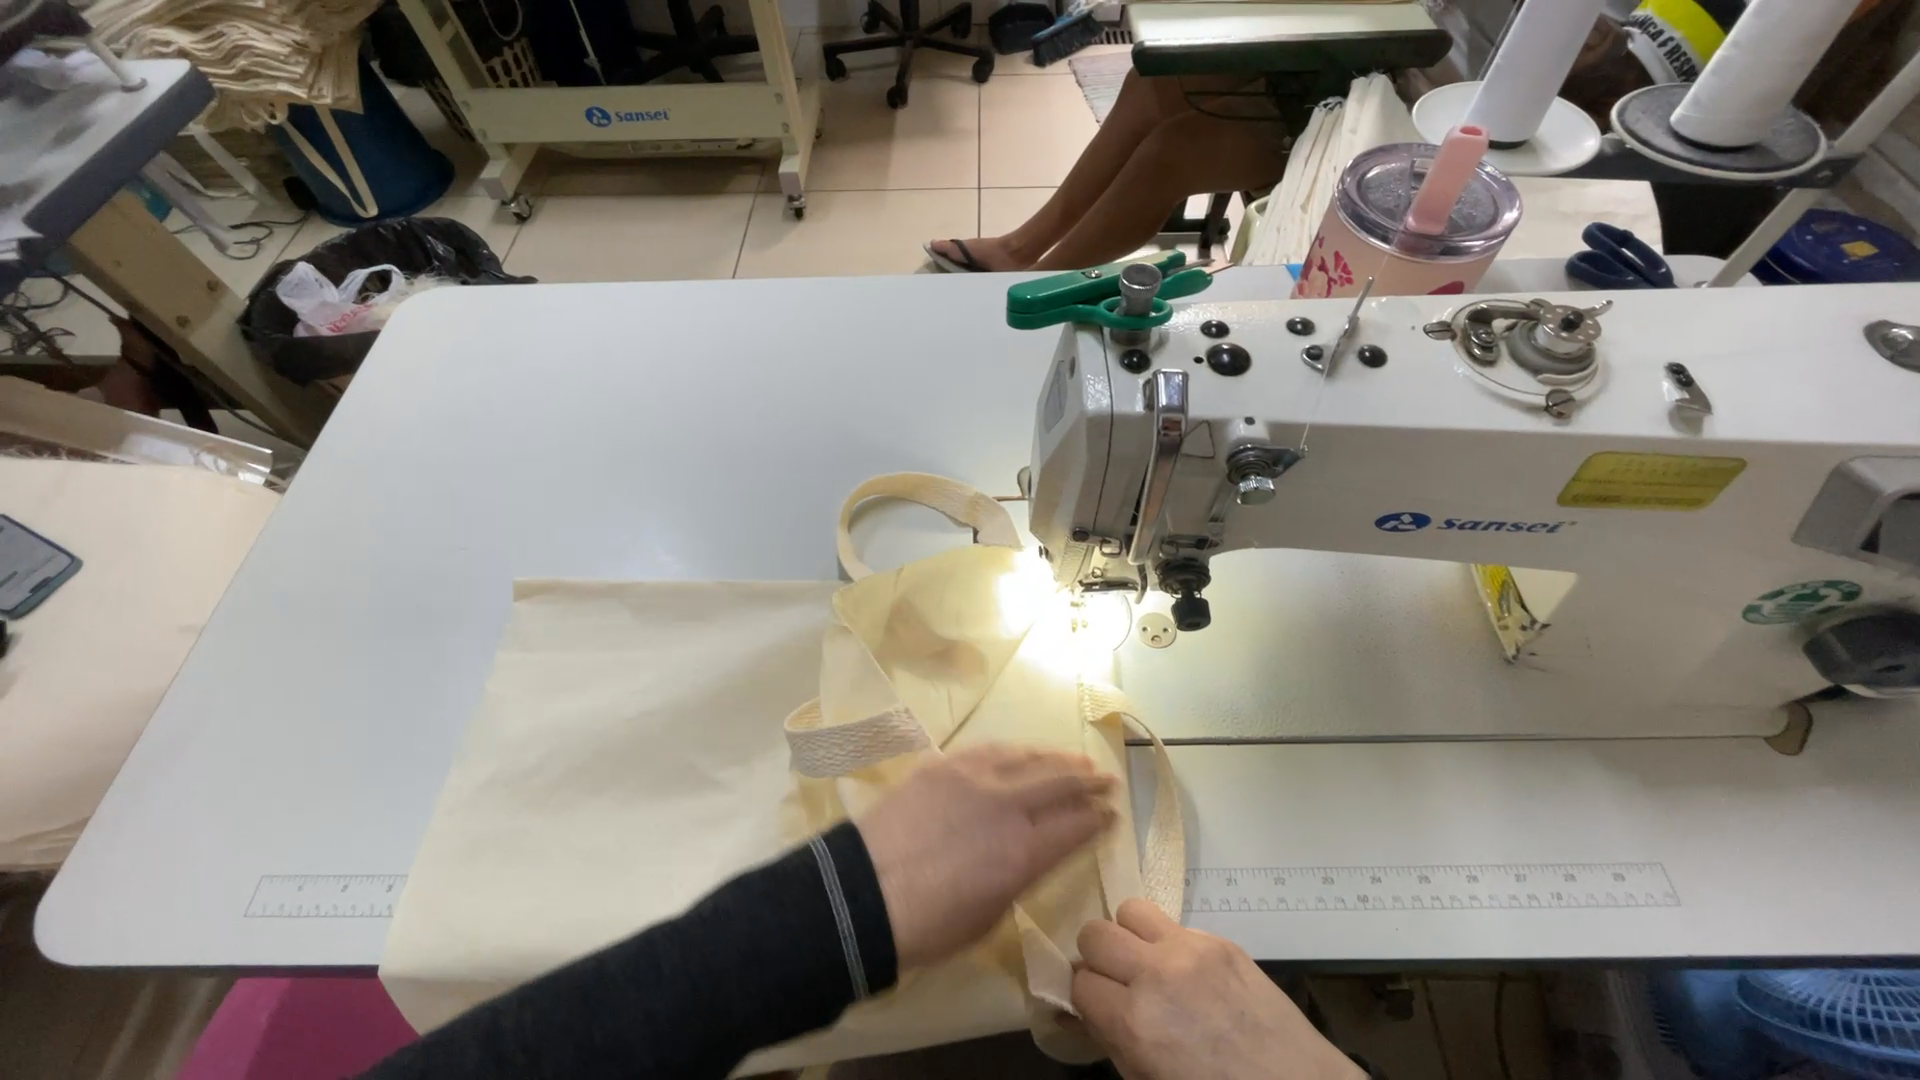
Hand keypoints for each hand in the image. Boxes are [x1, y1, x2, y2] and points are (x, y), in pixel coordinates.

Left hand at [856, 745, 1116, 969]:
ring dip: (1058, 758)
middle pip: (1061, 783)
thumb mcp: (992, 914)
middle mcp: (1008, 805)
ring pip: (1029, 758)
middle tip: (1107, 779)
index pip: (1077, 825)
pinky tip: (1024, 752)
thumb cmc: (929, 924)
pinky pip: (991, 749)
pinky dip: (1016, 751)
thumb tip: (1035, 852)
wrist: (863, 895)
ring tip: (1075, 759)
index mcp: (1024, 852)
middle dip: (1090, 781)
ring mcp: (975, 778)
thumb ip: (1022, 875)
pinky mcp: (945, 764)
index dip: (1099, 819)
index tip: (1111, 815)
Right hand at [1073, 899, 1362, 1079]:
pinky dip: (1169, 944)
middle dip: (1097, 959)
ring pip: (1130, 910)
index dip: (1084, 997)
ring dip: (1129, 936)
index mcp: (1136, 1022)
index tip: (1096, 1008)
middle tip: (1115, 982)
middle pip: (1094, 933)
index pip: (1079, 982)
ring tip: (1145, 964)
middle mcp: (1157, 974)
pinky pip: (1174, 925)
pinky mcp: (1220, 940)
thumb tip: (1075, 1009)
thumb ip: (1110, 1041)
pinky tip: (1188, 974)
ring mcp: (1191, 950)